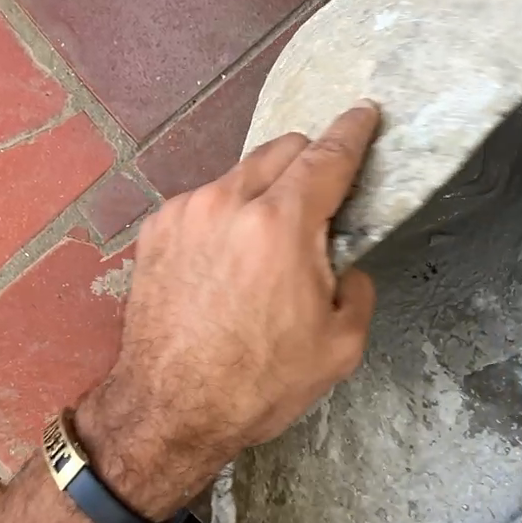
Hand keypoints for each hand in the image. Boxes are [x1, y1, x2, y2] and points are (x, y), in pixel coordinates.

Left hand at [74, 103, 381, 518]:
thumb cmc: (259, 383)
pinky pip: (206, 200)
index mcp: (280, 225)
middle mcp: (228, 201)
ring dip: (264, 192)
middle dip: (309, 163)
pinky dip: (226, 214)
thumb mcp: (339, 347)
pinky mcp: (157, 228)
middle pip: (282, 148)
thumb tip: (343, 262)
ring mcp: (185, 211)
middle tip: (318, 205)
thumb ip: (357, 288)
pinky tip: (223, 262)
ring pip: (240, 172)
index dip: (353, 130)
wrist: (168, 410)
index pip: (327, 155)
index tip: (365, 112)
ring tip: (263, 246)